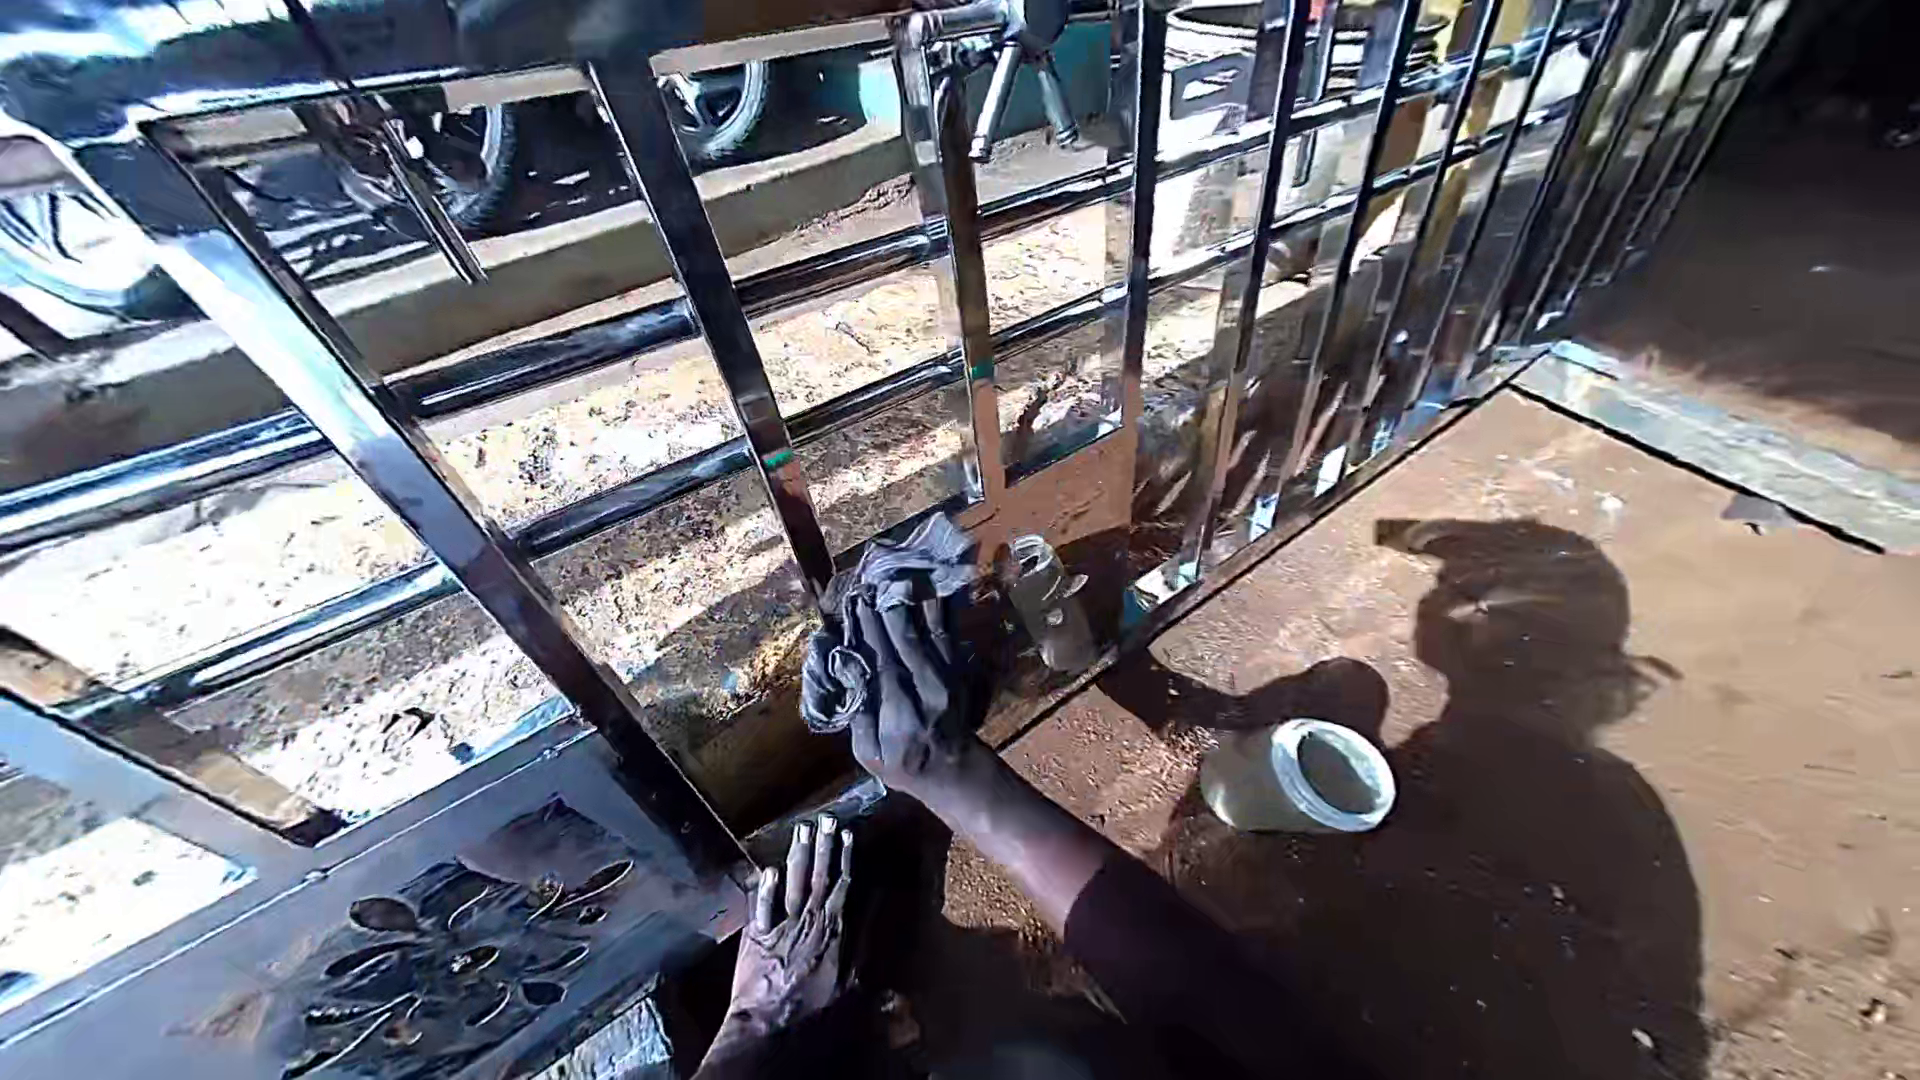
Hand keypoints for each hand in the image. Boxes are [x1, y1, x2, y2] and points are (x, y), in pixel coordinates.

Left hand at [709, 815, 852, 1055]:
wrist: (772, 1031)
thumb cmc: (816, 1007)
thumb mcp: (853, 977)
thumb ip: (867, 935)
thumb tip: (880, 901)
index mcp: (833, 927)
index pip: (842, 883)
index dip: (846, 856)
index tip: (849, 832)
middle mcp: (808, 919)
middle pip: (818, 875)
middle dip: (823, 845)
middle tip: (826, 818)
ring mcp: (781, 925)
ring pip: (793, 882)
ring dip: (799, 854)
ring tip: (802, 828)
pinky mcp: (756, 937)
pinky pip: (760, 907)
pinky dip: (764, 887)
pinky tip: (767, 867)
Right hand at [845, 594, 979, 803]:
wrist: (953, 769)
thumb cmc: (903, 764)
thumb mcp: (869, 755)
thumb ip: (859, 717)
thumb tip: (848, 675)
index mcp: (900, 713)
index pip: (883, 663)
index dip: (870, 633)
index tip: (857, 605)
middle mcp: (927, 691)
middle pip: (906, 643)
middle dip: (887, 611)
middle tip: (872, 585)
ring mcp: (947, 680)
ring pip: (931, 635)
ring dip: (915, 606)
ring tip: (900, 580)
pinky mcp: (959, 673)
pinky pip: (950, 638)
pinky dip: (942, 614)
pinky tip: (933, 592)